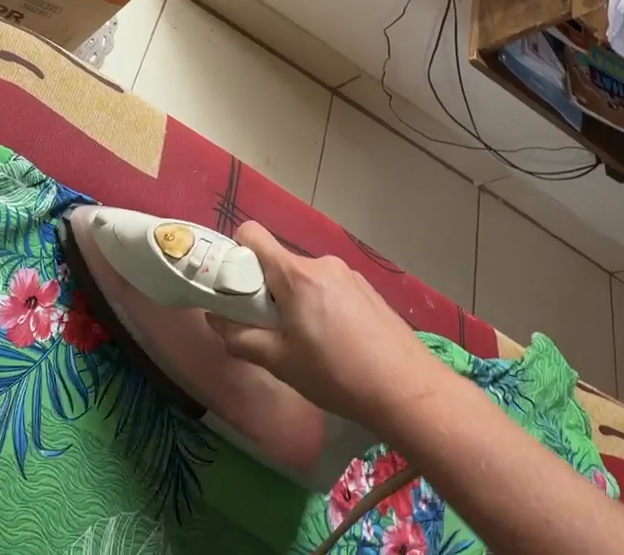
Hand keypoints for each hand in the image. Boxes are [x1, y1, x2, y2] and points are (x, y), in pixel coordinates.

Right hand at [205, 222, 436, 430]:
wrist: (409, 390)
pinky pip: (329, 287)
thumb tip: (214, 319)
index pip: (252, 234)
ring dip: (295, 300)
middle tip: (271, 328)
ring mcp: (348, 274)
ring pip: (304, 277)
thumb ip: (240, 338)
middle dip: (267, 290)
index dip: (236, 254)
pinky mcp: (367, 289)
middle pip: (278, 262)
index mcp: (295, 274)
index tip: (237, 289)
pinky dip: (320, 305)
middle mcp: (321, 264)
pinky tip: (336, 342)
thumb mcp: (280, 363)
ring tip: (307, 342)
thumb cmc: (337, 375)